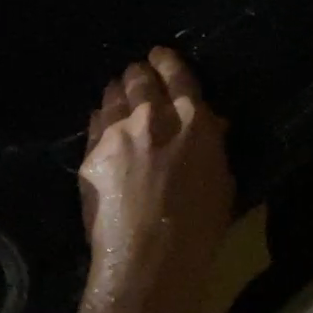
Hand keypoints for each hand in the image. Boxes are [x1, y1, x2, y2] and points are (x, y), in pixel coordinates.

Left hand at [78, 47, 234, 304]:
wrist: (148, 258)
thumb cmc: (201, 224)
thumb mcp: (223, 180)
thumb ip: (213, 146)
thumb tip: (210, 125)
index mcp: (193, 121)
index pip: (179, 77)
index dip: (170, 61)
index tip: (162, 53)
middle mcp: (152, 118)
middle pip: (141, 81)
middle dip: (141, 72)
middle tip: (139, 70)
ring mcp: (116, 135)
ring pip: (113, 99)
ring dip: (119, 91)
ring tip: (119, 88)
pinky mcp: (90, 157)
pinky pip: (96, 125)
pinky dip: (102, 116)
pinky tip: (103, 118)